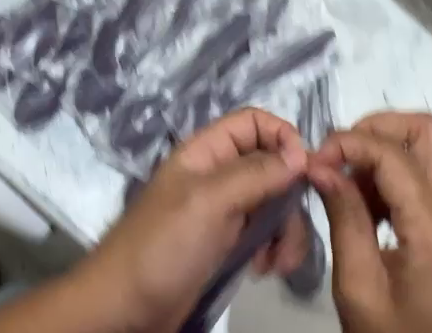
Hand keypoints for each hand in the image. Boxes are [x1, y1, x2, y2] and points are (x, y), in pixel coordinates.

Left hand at [78, 108, 310, 331]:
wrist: (127, 307)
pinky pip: (265, 235)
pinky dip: (274, 250)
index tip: (305, 170)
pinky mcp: (228, 244)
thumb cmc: (164, 245)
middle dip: (289, 196)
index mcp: (206, 151)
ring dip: (285, 230)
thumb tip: (300, 154)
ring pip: (273, 204)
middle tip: (293, 230)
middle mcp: (217, 175)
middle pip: (270, 166)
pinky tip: (265, 270)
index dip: (282, 137)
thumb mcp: (209, 202)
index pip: (253, 123)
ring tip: (278, 262)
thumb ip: (254, 174)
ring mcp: (223, 211)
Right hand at [309, 112, 431, 332]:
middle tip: (340, 154)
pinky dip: (394, 173)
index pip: (391, 151)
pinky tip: (365, 206)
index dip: (348, 142)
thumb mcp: (359, 289)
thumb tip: (321, 163)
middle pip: (425, 131)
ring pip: (428, 150)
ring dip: (384, 149)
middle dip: (376, 128)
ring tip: (348, 184)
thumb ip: (343, 218)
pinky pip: (426, 177)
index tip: (314, 162)